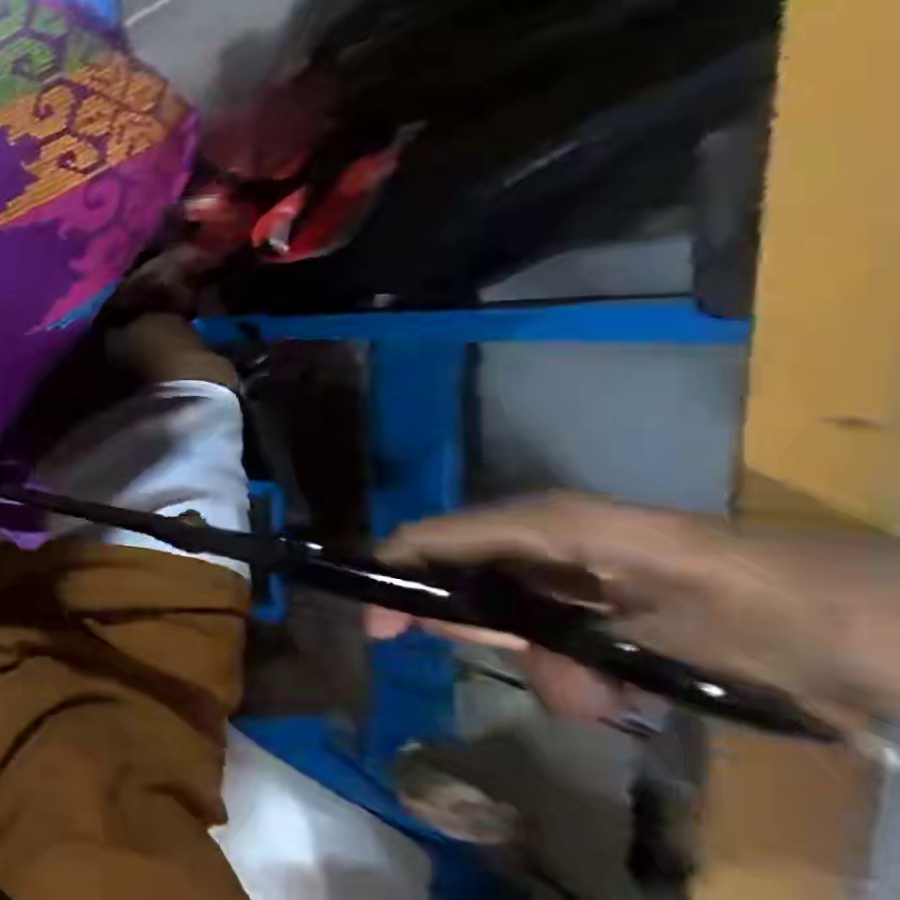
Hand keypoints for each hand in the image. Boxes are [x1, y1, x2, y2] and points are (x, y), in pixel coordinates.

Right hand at [365, 493, 899, 731]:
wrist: (881, 626)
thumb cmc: (769, 612)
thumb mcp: (663, 622)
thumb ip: (561, 628)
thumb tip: (474, 641)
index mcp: (549, 524)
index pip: (440, 536)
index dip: (396, 569)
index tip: (372, 619)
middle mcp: (550, 540)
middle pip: (465, 574)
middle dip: (465, 625)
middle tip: (477, 661)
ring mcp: (580, 573)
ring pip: (511, 615)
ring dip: (540, 663)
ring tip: (596, 698)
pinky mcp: (607, 605)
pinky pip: (554, 636)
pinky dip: (571, 672)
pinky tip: (614, 692)